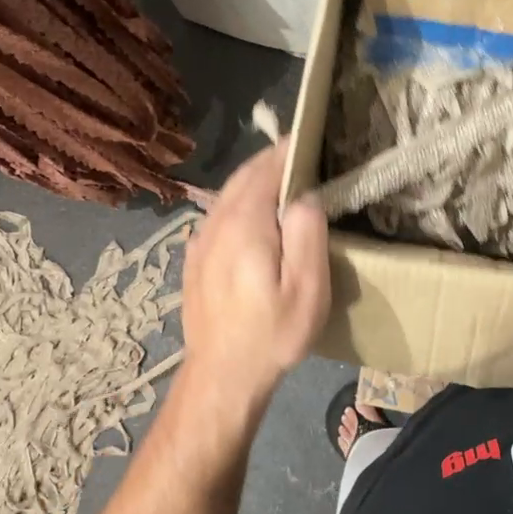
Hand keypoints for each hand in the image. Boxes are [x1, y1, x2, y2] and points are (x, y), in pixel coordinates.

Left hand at [180, 142, 329, 398]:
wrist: (222, 375)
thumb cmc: (272, 334)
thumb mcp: (306, 289)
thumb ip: (306, 234)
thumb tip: (304, 195)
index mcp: (245, 223)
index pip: (267, 168)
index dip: (291, 150)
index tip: (316, 138)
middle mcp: (215, 223)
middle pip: (244, 176)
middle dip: (273, 161)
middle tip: (306, 156)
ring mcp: (200, 241)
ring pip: (228, 194)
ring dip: (256, 180)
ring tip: (286, 179)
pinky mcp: (196, 259)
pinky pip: (219, 215)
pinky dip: (240, 202)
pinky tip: (256, 215)